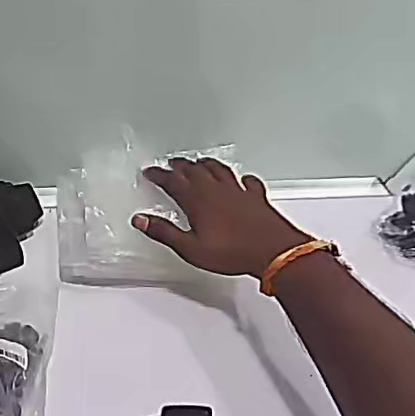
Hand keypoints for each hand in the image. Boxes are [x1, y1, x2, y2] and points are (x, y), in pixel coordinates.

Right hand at [134, 158, 310, 277]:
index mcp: (197, 200)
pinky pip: (247, 181)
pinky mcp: (256, 198)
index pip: (172, 181)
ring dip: (205, 164)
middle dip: (179, 165)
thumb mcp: (189, 248)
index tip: (150, 172)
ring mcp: (238, 192)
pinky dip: (241, 177)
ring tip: (198, 162)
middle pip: (194, 170)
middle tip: (171, 163)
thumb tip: (141, 220)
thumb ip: (164, 232)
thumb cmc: (233, 252)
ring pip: (218, 170)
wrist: (273, 253)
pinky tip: (242, 178)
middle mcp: (217, 191)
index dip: (159, 175)